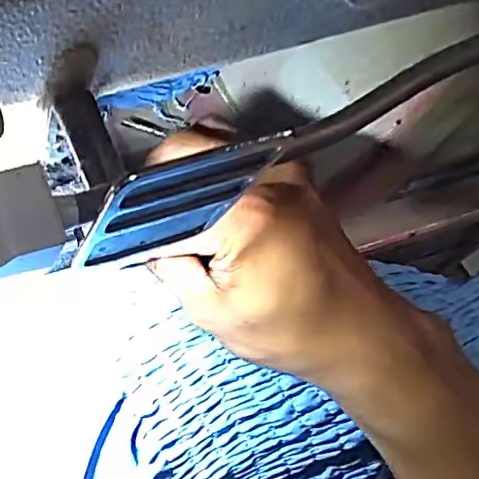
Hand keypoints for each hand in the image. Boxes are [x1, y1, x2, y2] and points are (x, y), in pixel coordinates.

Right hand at [142, 130, 456, 400]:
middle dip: (151, 191)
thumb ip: (169, 270)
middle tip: (148, 231)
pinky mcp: (294, 177)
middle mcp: (268, 181)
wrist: (356, 330)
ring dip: (181, 180)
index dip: (131, 225)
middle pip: (181, 153)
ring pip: (207, 148)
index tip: (122, 245)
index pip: (160, 203)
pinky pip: (234, 159)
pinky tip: (206, 210)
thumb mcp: (211, 312)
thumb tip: (141, 246)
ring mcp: (285, 173)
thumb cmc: (292, 330)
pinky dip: (209, 177)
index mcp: (244, 216)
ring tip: (179, 223)